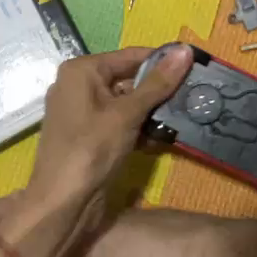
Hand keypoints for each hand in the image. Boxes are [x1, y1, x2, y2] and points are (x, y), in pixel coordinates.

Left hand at [26, 45, 192, 208]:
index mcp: (82, 70)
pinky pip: (118, 121)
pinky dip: (137, 128)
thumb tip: (185, 50)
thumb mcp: (128, 114)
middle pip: (128, 78)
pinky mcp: (88, 135)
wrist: (61, 206)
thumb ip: (158, 83)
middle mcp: (78, 85)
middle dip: (158, 90)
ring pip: (126, 102)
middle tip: (192, 96)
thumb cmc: (91, 151)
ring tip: (181, 118)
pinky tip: (159, 139)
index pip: (131, 56)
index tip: (195, 67)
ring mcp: (81, 111)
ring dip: (151, 112)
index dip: (163, 61)